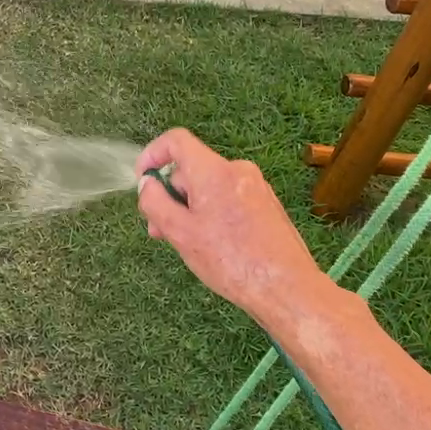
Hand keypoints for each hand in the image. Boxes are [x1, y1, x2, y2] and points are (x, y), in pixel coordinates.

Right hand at [136, 128, 326, 322]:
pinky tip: (212, 244)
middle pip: (191, 168)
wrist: (288, 289)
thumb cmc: (230, 261)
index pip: (176, 140)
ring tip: (185, 242)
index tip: (142, 180)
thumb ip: (155, 202)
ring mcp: (255, 186)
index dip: (152, 154)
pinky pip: (227, 197)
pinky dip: (211, 212)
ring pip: (208, 186)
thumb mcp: (180, 233)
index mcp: (213, 171)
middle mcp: (237, 170)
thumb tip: (147, 184)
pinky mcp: (266, 204)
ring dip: (190, 207)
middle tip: (159, 229)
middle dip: (171, 194)